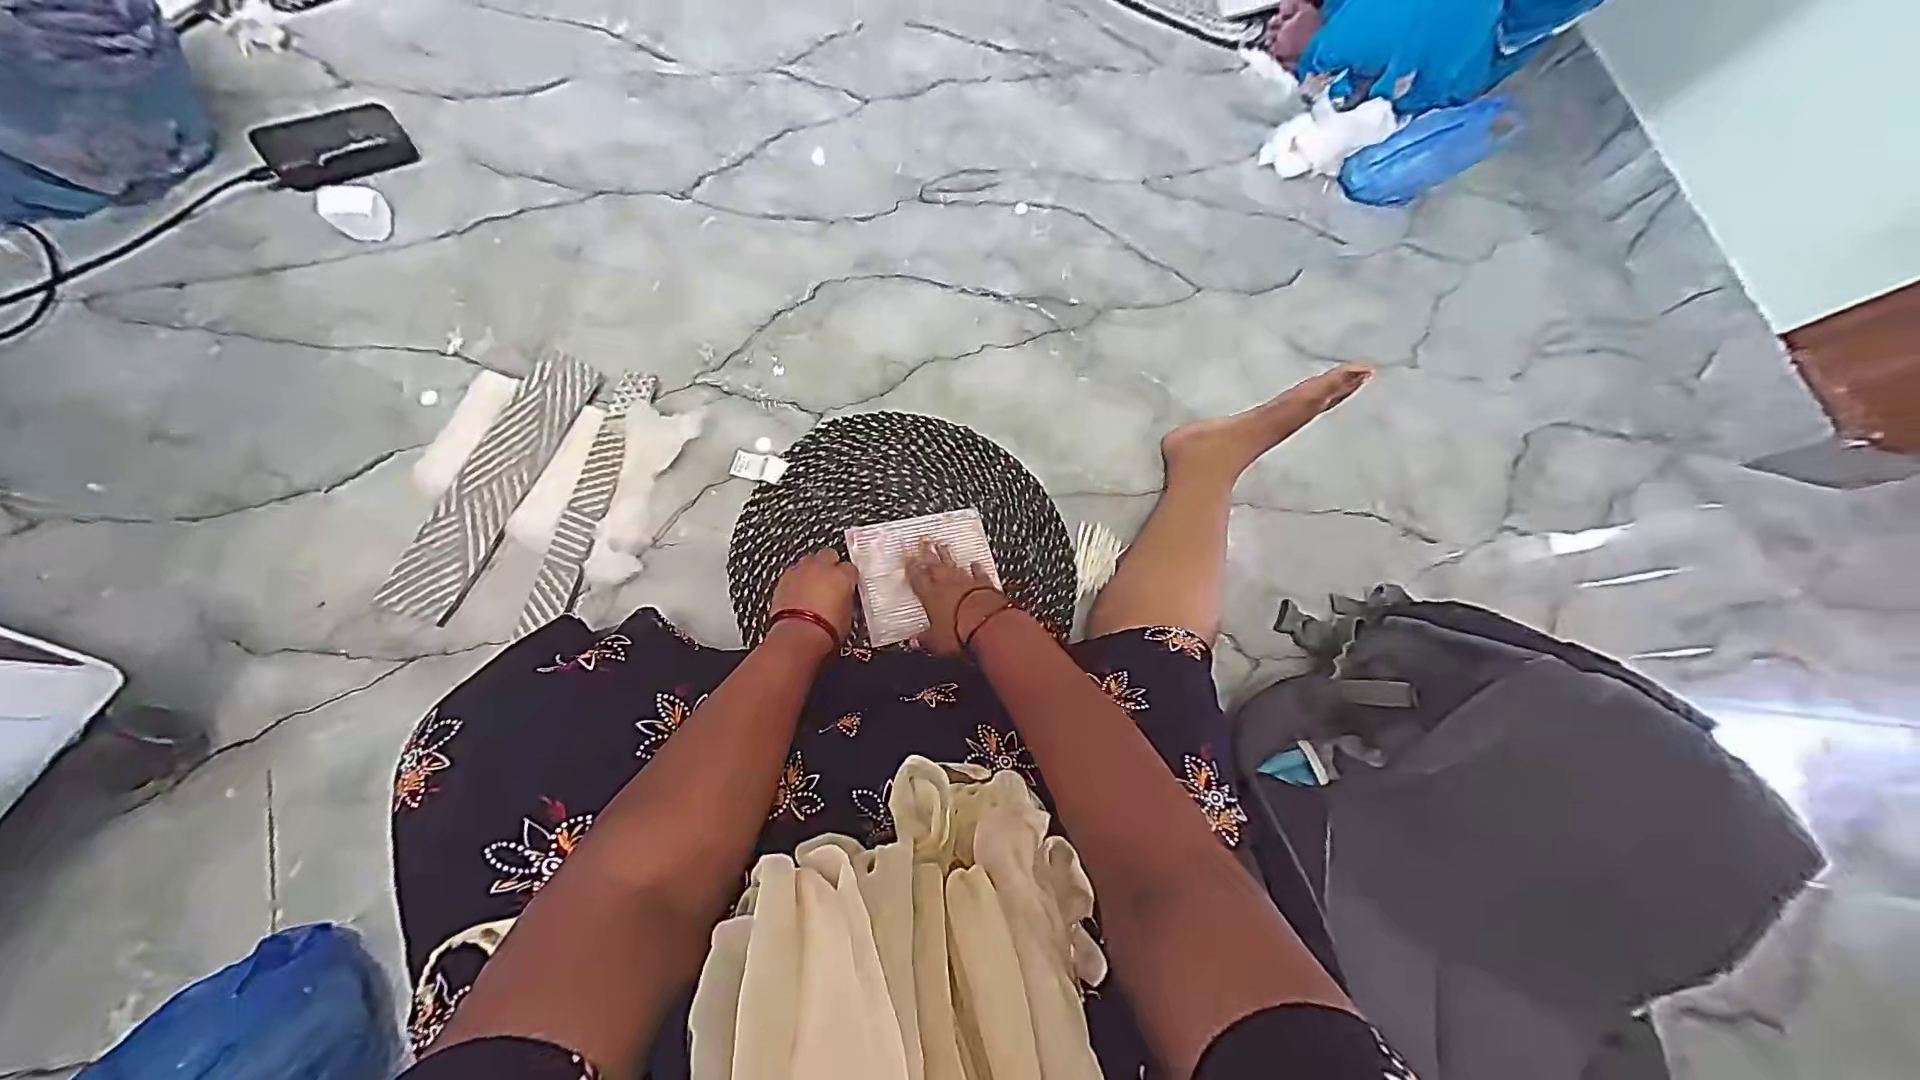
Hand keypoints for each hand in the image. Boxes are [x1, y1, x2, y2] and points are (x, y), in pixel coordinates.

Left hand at [769, 549, 859, 648]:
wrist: (798, 636)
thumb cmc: (825, 630)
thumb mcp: (848, 616)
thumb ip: (846, 600)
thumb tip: (843, 600)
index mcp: (843, 575)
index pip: (850, 568)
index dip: (848, 577)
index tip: (847, 585)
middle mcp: (822, 567)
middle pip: (828, 555)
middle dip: (830, 564)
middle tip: (830, 580)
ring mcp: (801, 571)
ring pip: (809, 560)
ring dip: (812, 569)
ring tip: (813, 586)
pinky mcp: (783, 578)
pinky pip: (793, 572)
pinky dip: (796, 579)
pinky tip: (798, 592)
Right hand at [905, 538, 1008, 655]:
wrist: (988, 624)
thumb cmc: (959, 632)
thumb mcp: (936, 642)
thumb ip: (925, 639)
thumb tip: (916, 642)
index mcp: (930, 596)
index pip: (917, 579)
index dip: (911, 568)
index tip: (908, 559)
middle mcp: (946, 584)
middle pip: (933, 565)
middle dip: (926, 553)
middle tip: (923, 540)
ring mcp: (966, 582)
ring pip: (953, 564)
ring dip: (946, 554)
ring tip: (942, 545)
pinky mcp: (984, 584)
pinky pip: (978, 573)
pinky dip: (976, 568)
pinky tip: (975, 563)